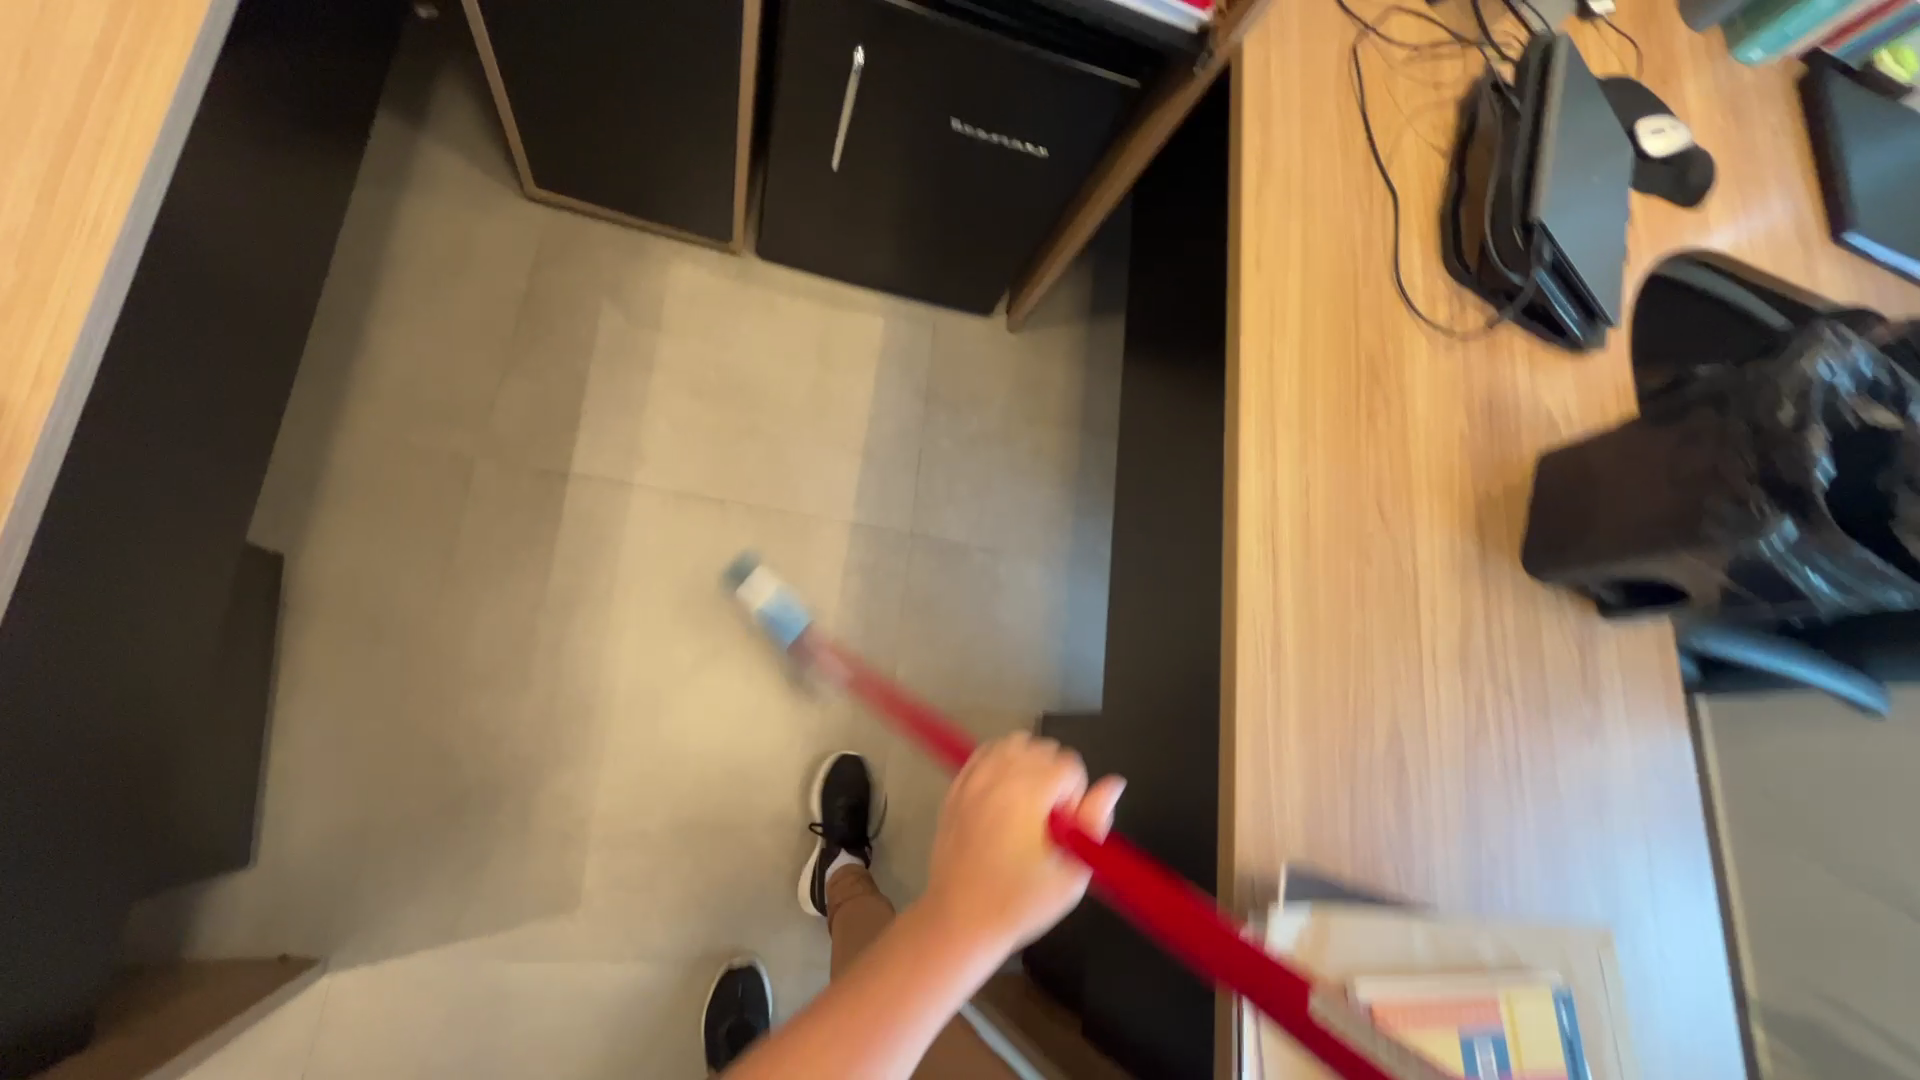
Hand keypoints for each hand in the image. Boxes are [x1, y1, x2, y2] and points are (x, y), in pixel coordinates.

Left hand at [920, 733, 1125, 955]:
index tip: (1065, 829)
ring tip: (1029, 804)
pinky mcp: (956, 787)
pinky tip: (1004, 792)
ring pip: (1013, 743)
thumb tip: (1114, 784)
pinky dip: (1001, 762)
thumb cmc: (1020, 902)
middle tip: (1048, 821)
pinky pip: (985, 752)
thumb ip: (1095, 822)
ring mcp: (974, 778)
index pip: (1070, 764)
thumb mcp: (1071, 873)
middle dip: (1055, 777)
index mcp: (1028, 791)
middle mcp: (1000, 774)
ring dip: (1029, 764)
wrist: (960, 919)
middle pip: (1043, 748)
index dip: (1076, 796)